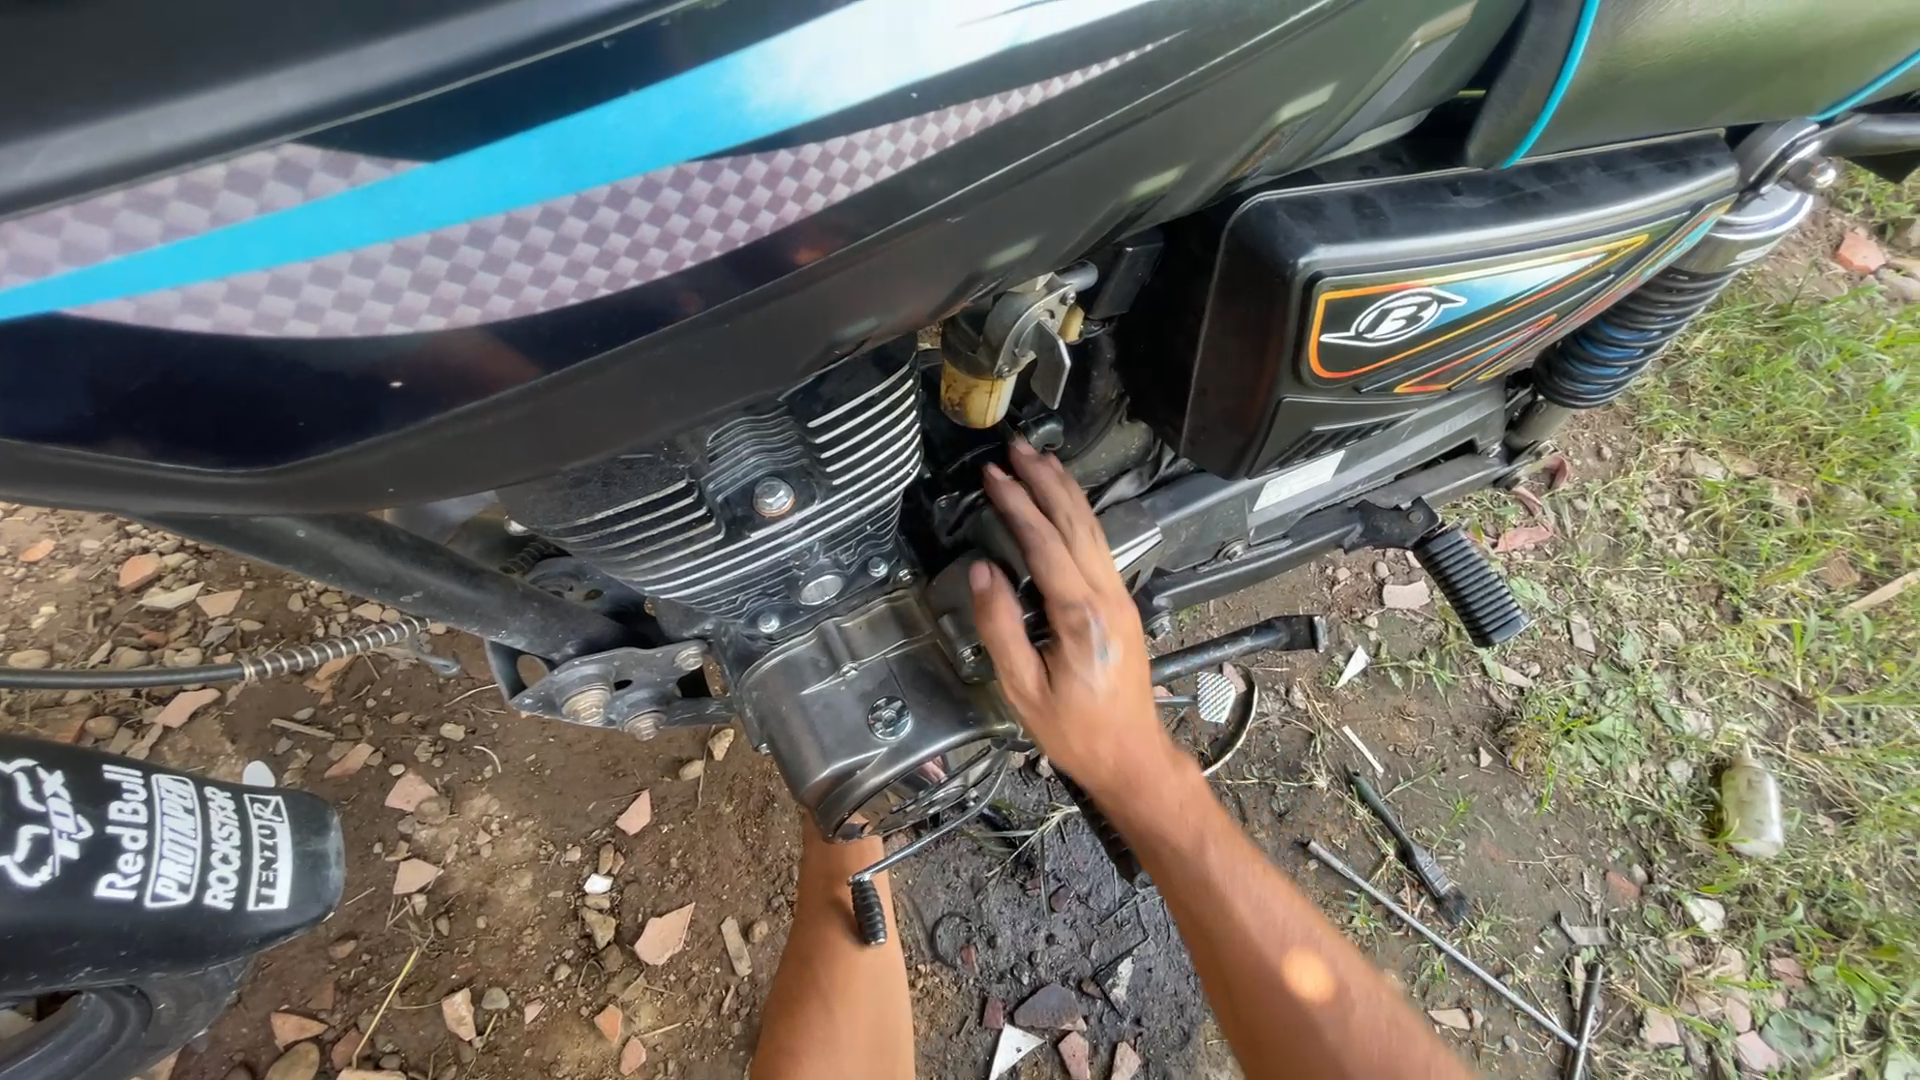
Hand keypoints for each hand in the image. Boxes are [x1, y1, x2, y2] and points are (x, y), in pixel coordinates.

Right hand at [969, 439, 1174, 795]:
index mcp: (1080, 615)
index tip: (993, 475)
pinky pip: (1099, 545)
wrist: (1132, 755)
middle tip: (1017, 447)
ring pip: (1093, 528)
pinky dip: (1079, 514)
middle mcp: (1107, 595)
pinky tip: (1065, 502)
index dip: (1018, 505)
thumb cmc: (1076, 731)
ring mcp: (1121, 596)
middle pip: (1076, 522)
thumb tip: (981, 572)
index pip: (1045, 544)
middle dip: (1045, 480)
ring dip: (1066, 490)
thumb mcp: (1023, 689)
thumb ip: (1001, 626)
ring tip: (1041, 458)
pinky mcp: (1122, 603)